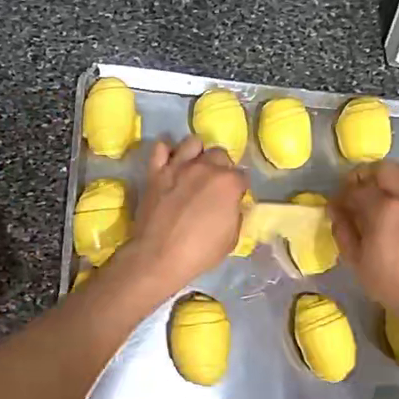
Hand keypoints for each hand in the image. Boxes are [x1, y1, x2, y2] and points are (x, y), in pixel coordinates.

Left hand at [110, 136, 247, 294]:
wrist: (159, 256)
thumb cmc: (199, 252)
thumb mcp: (231, 239)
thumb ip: (235, 214)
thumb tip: (231, 205)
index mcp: (228, 183)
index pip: (242, 175)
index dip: (239, 188)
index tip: (234, 199)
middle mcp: (205, 167)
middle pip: (219, 154)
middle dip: (221, 167)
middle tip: (214, 185)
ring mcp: (178, 166)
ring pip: (193, 143)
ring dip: (197, 154)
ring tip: (194, 169)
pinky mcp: (155, 172)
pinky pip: (160, 148)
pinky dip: (166, 153)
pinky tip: (170, 164)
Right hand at [331, 161, 398, 318]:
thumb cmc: (388, 283)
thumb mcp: (355, 260)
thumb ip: (343, 230)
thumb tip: (336, 210)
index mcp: (382, 210)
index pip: (355, 190)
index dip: (340, 196)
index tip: (334, 207)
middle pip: (383, 170)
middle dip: (364, 176)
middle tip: (354, 191)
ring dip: (389, 175)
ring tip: (378, 189)